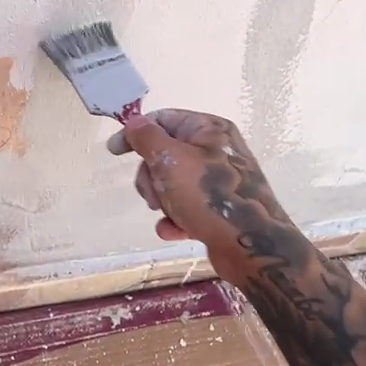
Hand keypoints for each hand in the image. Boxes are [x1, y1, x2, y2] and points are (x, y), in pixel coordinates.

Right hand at [106, 108, 282, 244]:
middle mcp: (214, 150)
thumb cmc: (209, 195)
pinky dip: (174, 217)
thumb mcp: (171, 160)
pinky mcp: (216, 207)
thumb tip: (134, 122)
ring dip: (161, 199)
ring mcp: (216, 180)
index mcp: (208, 130)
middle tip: (155, 195)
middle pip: (163, 154)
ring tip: (168, 214)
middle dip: (151, 177)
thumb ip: (147, 137)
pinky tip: (173, 229)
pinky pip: (184, 206)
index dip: (136, 133)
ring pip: (170, 182)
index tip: (115, 151)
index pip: (163, 119)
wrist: (250, 246)